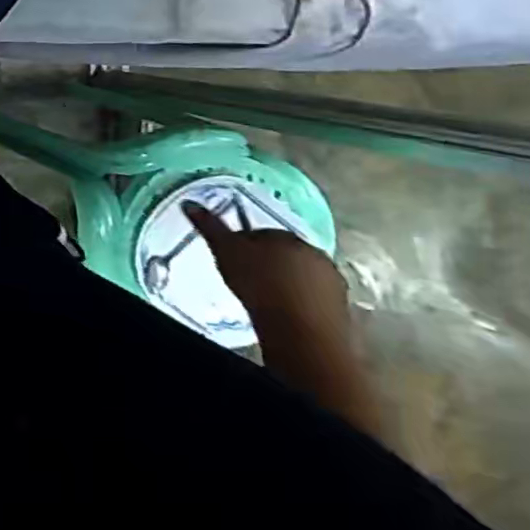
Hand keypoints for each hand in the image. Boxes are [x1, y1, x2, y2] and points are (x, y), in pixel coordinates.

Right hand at [184, 201, 347, 328]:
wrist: (299, 327)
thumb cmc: (257, 282)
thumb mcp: (224, 250)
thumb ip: (208, 226)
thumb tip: (189, 203)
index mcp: (285, 236)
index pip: (260, 233)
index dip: (242, 244)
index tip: (231, 258)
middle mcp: (314, 252)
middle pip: (282, 251)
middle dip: (266, 260)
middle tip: (244, 275)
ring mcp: (332, 278)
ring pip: (299, 272)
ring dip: (283, 279)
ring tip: (262, 293)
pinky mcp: (341, 303)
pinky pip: (313, 293)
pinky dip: (298, 297)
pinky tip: (283, 307)